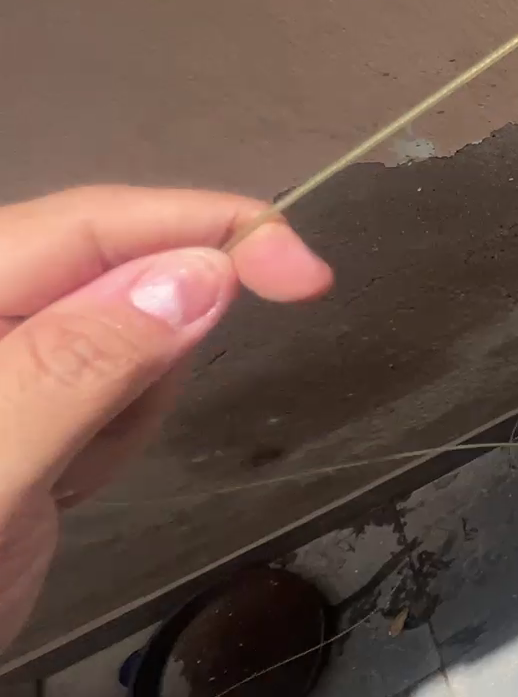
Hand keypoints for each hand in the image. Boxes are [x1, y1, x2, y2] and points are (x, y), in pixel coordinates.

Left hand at [0, 187, 331, 650]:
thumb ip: (75, 368)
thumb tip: (204, 272)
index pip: (91, 222)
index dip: (213, 226)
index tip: (308, 277)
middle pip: (122, 273)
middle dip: (158, 345)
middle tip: (113, 433)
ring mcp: (3, 360)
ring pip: (136, 326)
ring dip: (138, 397)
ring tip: (71, 471)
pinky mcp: (30, 397)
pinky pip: (125, 376)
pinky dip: (124, 424)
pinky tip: (68, 474)